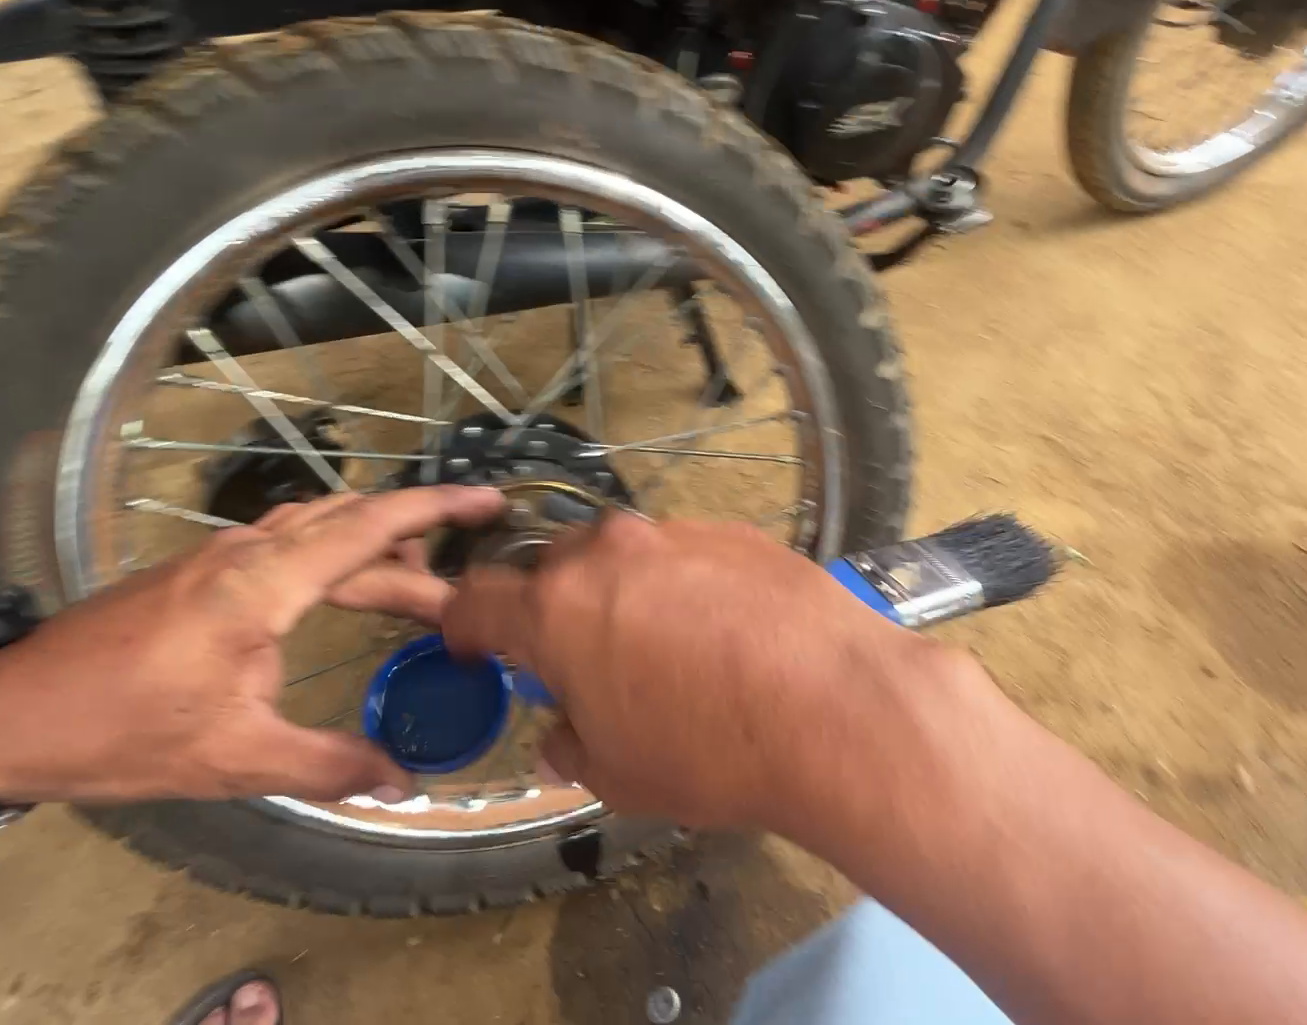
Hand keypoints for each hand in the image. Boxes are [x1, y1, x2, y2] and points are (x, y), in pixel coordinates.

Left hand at [0, 486, 504, 804]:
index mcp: (266, 583)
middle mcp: (252, 551)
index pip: (369, 525)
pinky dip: (344, 551)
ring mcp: (225, 554)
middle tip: (470, 584)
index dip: (437, 507)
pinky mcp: (208, 569)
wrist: (2, 718)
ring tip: (426, 582)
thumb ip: (330, 764)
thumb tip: (403, 782)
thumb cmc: (121, 733)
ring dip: (381, 544)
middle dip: (424, 543)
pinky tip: (352, 586)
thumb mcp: (235, 760)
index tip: (490, 500)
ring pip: (325, 524)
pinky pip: (297, 539)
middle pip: (357, 523)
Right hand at [441, 514, 977, 834]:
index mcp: (558, 607)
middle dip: (556, 610)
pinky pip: (686, 555)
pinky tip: (726, 630)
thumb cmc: (712, 752)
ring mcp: (678, 534)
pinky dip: (685, 585)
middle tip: (587, 659)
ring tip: (667, 646)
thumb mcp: (617, 774)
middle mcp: (611, 552)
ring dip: (624, 593)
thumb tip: (565, 727)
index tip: (477, 646)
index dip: (466, 625)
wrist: (839, 707)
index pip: (477, 601)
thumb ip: (571, 741)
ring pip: (624, 557)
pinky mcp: (737, 532)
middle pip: (555, 570)